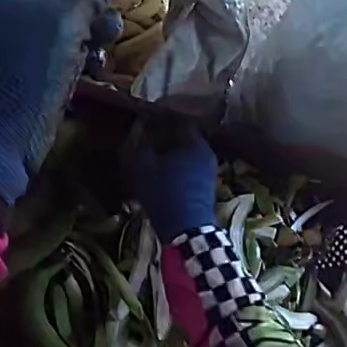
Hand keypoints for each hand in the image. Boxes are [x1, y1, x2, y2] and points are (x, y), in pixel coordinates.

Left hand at [0, 0, 124, 204]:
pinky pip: (58, 47)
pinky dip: (78, 50)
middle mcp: (1, 4)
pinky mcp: (23, 71)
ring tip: (109, 33)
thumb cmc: (18, 74)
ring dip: (89, 21)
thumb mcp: (57, 20)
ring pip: (61, 15)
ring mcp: (11, 39)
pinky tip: (94, 63)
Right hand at [131, 117, 216, 239]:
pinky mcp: (207, 183)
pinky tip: (161, 167)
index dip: (159, 115)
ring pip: (187, 148)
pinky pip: (190, 162)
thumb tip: (137, 125)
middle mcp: (206, 151)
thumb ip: (137, 142)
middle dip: (164, 131)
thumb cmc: (163, 196)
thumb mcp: (141, 167)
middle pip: (183, 133)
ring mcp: (209, 168)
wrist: (187, 231)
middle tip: (145, 132)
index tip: (144, 115)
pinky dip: (176, 160)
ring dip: (169, 147)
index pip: (177, 117)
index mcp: (194, 142)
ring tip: (150, 150)